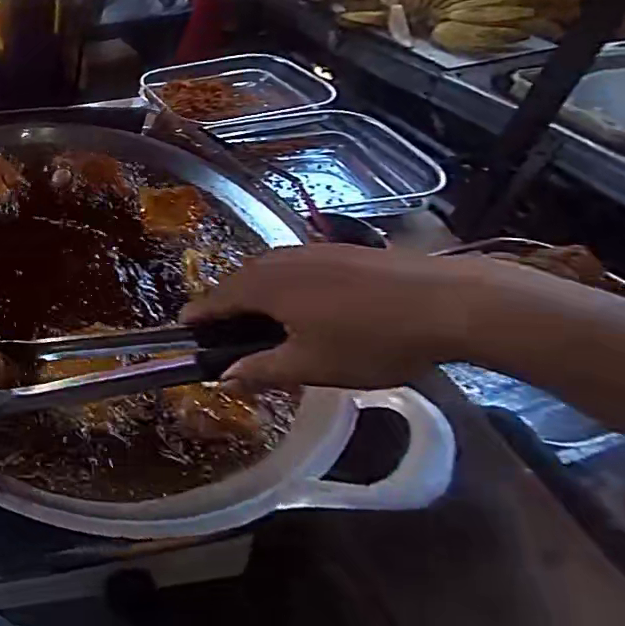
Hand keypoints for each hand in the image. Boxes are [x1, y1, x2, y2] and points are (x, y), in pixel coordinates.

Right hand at [182, 244, 521, 388]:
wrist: (441, 301)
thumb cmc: (369, 339)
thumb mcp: (312, 365)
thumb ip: (263, 370)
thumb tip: (225, 377)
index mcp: (265, 284)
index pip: (217, 298)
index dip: (199, 315)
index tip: (183, 327)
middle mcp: (280, 258)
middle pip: (240, 280)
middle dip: (227, 305)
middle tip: (224, 334)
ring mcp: (310, 249)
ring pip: (268, 272)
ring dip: (256, 294)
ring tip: (262, 323)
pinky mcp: (338, 250)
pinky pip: (294, 267)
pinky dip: (284, 286)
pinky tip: (304, 307)